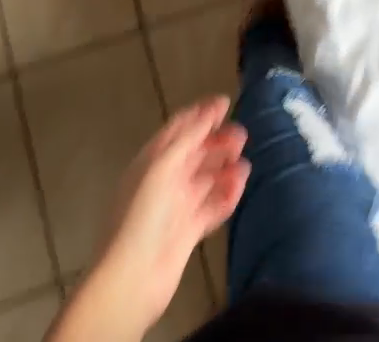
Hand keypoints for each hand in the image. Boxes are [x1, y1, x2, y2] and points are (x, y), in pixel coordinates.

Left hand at [90, 98, 250, 328]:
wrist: (133, 277)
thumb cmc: (143, 215)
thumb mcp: (163, 167)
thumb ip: (188, 138)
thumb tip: (210, 109)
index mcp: (152, 161)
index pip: (178, 129)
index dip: (200, 114)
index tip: (225, 102)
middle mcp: (164, 180)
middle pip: (195, 153)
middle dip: (217, 141)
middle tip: (242, 135)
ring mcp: (177, 206)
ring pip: (206, 180)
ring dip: (225, 169)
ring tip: (244, 164)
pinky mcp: (189, 230)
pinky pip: (212, 207)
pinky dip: (226, 197)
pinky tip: (238, 189)